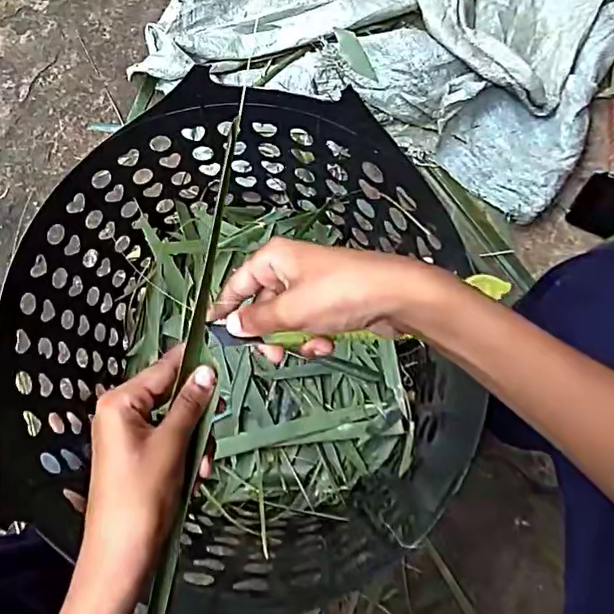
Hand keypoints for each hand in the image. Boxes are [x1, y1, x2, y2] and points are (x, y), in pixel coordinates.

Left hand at [83, 347, 215, 591]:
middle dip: (196, 419)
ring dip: (195, 443)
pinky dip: (186, 457)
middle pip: (171, 397)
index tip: (222, 356)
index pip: (162, 368)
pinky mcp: (137, 458)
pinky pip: (170, 444)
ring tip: (200, 470)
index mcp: (119, 402)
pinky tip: (193, 479)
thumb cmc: (141, 497)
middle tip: (211, 438)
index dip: (192, 363)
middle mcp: (120, 413)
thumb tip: (207, 370)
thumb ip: (190, 405)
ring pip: (176, 423)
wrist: (121, 557)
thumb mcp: (171, 446)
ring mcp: (128, 436)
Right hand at [209, 238, 446, 354]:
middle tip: (272, 354)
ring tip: (309, 347)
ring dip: (294, 339)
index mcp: (273, 259)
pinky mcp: (330, 301)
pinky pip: (308, 322)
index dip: (226, 308)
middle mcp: (289, 267)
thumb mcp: (291, 311)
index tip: (216, 331)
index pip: (237, 283)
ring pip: (286, 319)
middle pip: (262, 305)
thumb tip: (231, 326)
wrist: (396, 295)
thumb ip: (257, 321)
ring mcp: (311, 285)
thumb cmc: (339, 293)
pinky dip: (314, 336)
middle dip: (268, 332)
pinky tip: (327, 343)